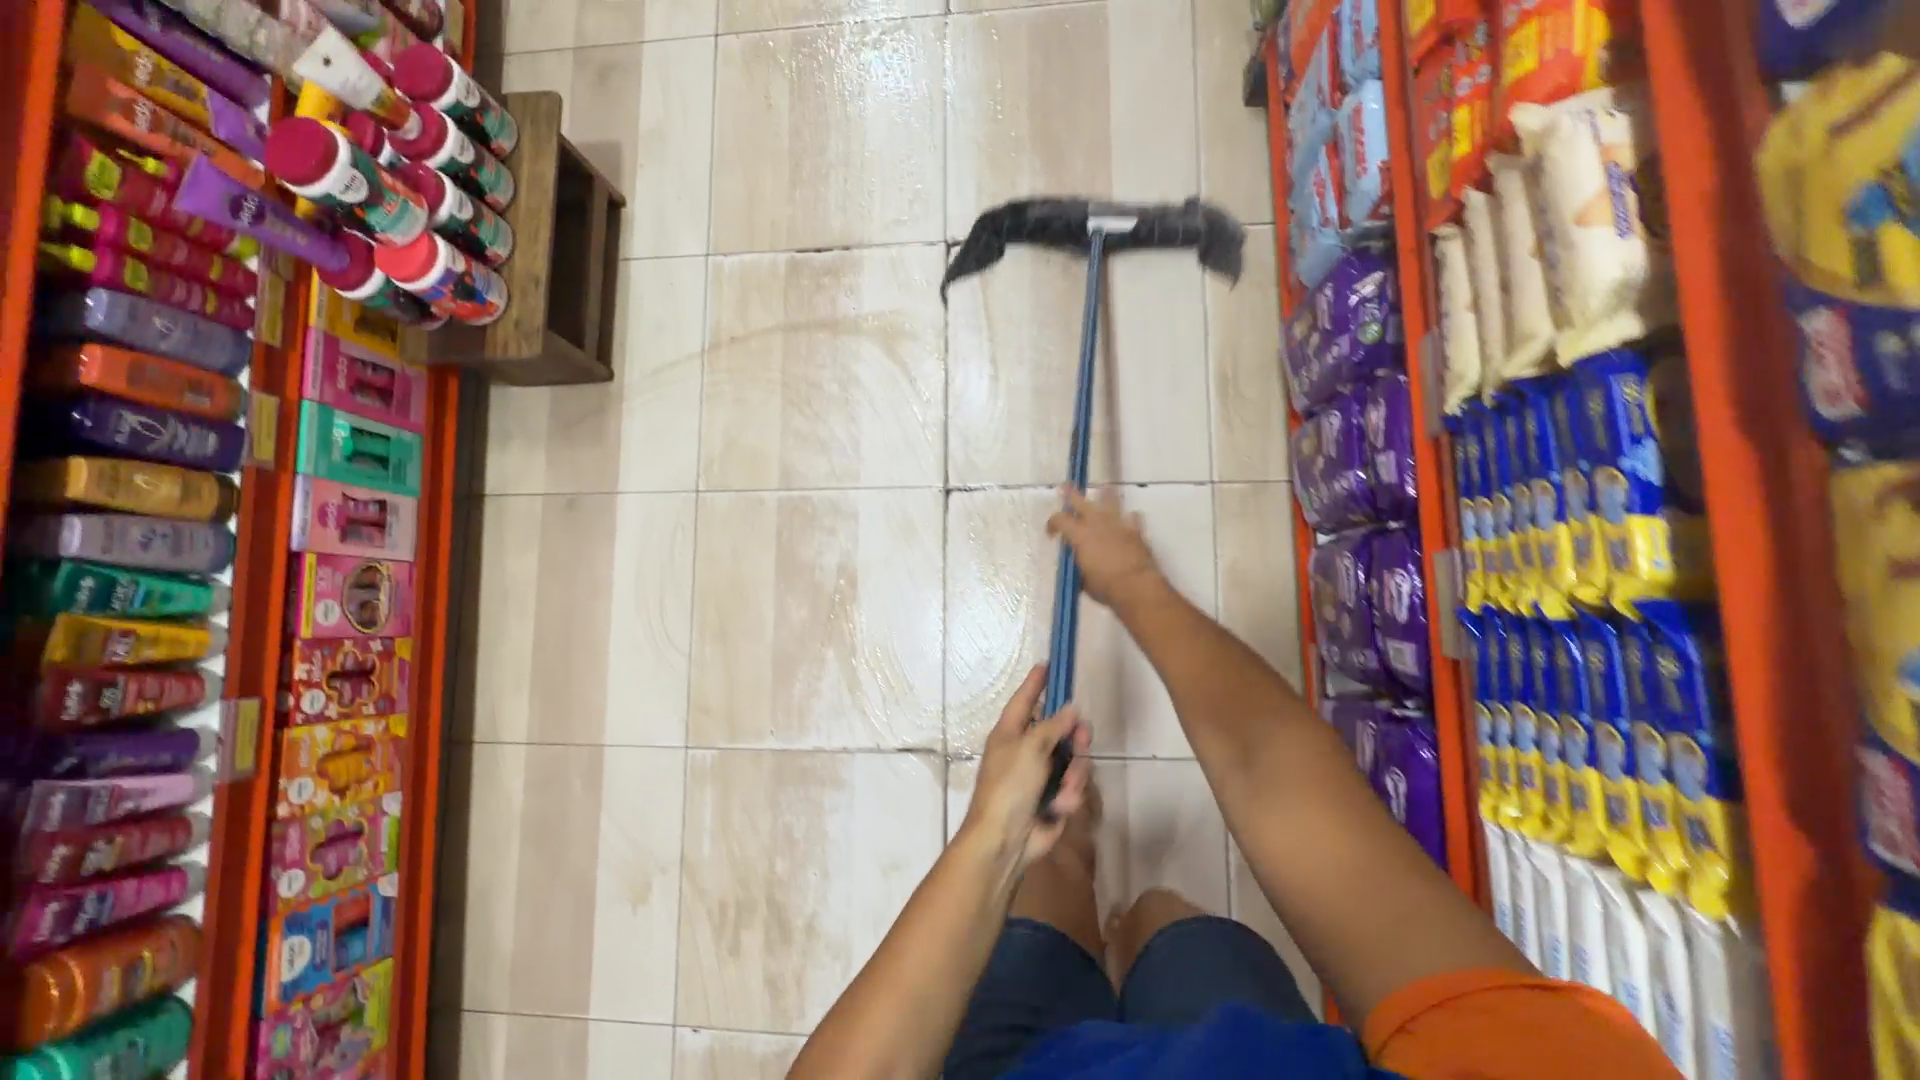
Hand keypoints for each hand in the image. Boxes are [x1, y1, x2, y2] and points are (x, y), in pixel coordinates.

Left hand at [961, 665, 1091, 873]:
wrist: (1005, 838)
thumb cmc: (1009, 786)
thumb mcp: (1030, 747)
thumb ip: (1052, 725)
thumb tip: (1070, 710)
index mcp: (1009, 733)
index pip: (1024, 700)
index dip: (1036, 683)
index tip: (1047, 666)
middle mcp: (1025, 750)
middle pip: (1059, 730)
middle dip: (1074, 736)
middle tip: (1081, 739)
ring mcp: (1041, 775)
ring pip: (1073, 759)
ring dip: (1073, 773)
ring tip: (1065, 787)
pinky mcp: (1055, 798)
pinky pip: (1074, 785)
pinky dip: (1070, 795)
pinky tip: (1061, 806)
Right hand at [1046, 487, 1165, 607]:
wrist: (1135, 586)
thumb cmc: (1104, 586)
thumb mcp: (1082, 577)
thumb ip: (1079, 563)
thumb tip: (1079, 560)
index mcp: (1079, 534)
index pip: (1060, 520)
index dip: (1052, 523)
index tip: (1051, 532)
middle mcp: (1097, 523)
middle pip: (1081, 501)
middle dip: (1072, 494)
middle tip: (1066, 487)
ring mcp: (1118, 524)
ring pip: (1110, 501)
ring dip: (1106, 495)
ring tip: (1105, 488)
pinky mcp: (1136, 531)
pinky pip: (1133, 518)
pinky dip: (1130, 518)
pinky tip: (1130, 519)